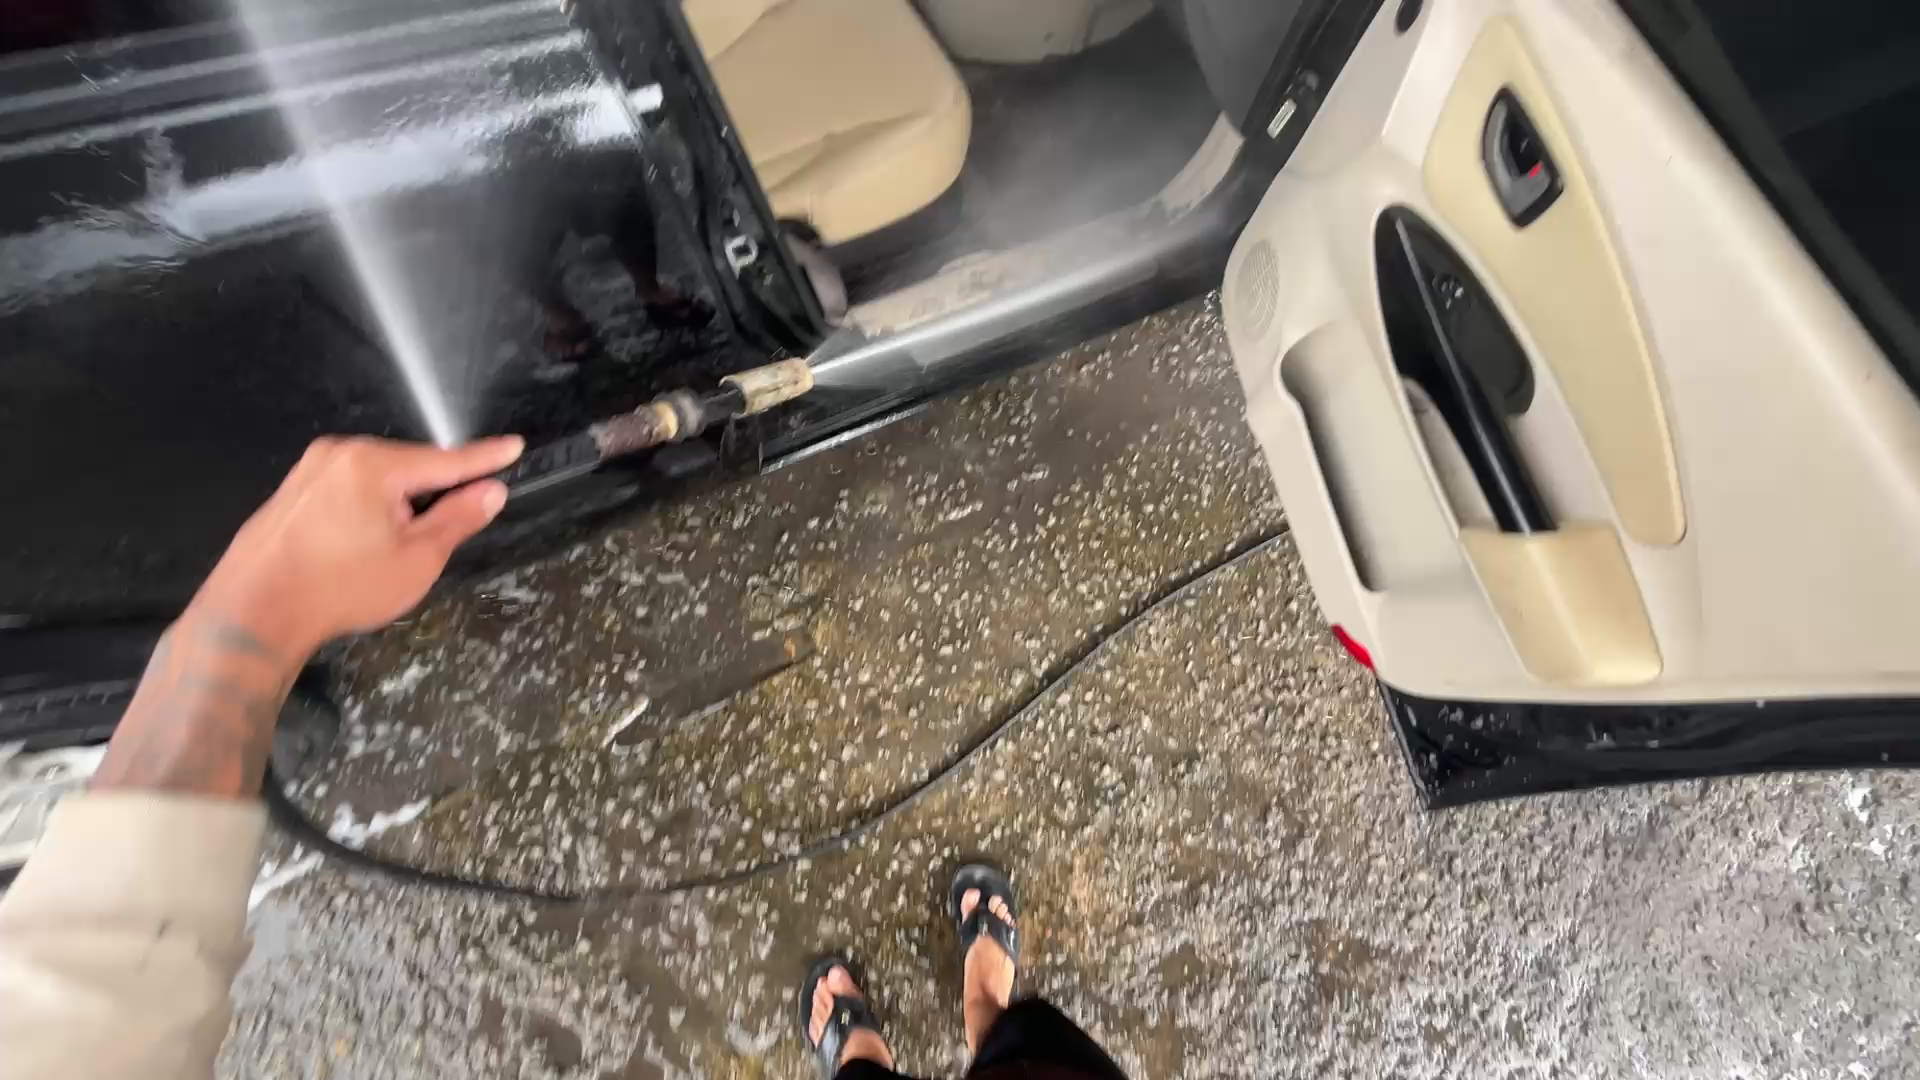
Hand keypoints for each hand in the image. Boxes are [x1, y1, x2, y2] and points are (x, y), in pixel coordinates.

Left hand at [192, 435, 523, 660]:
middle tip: (454, 525)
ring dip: (407, 500)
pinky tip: (371, 541)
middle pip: (414, 466)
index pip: (448, 460)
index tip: (515, 446)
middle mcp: (339, 455)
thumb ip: (459, 517)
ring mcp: (310, 471)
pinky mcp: (294, 492)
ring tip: (407, 542)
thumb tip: (491, 490)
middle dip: (439, 489)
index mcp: (373, 466)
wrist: (252, 615)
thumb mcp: (419, 557)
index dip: (487, 458)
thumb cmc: (344, 586)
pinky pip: (354, 488)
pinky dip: (377, 505)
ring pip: (384, 478)